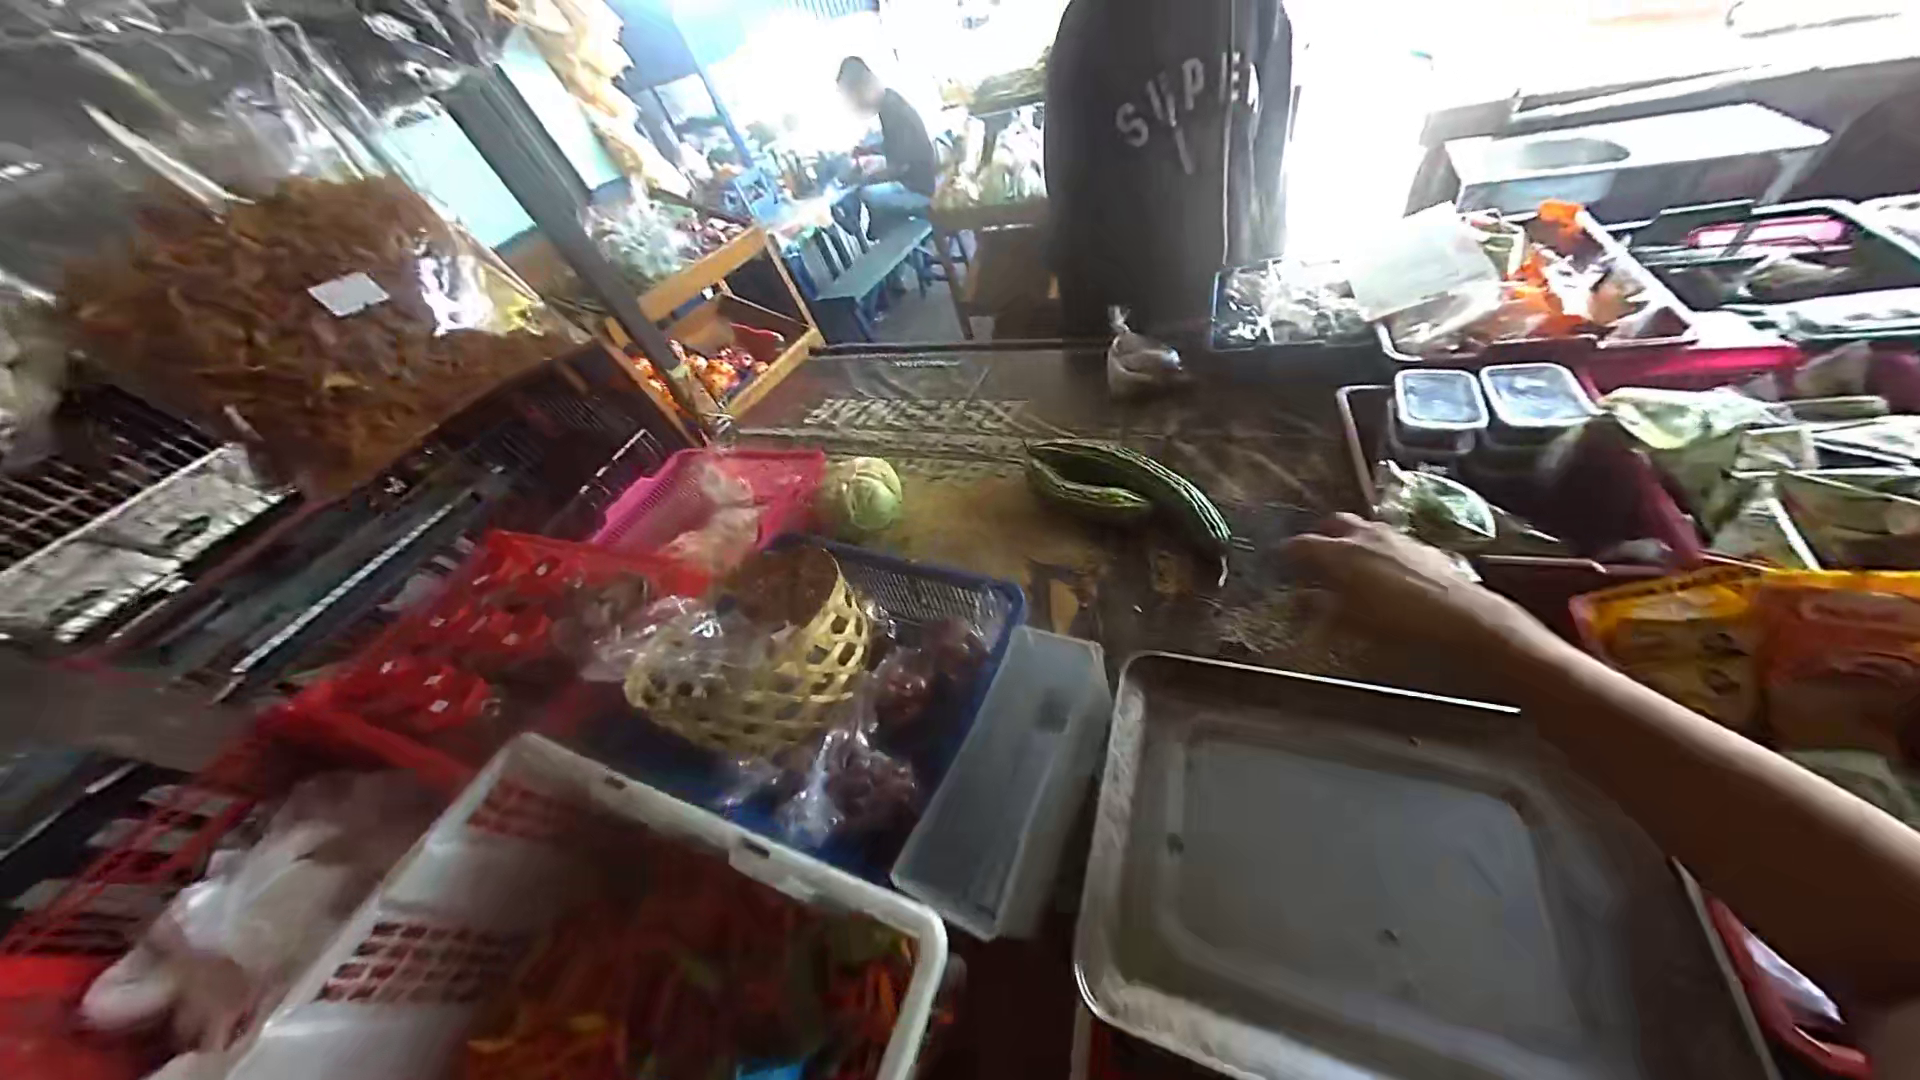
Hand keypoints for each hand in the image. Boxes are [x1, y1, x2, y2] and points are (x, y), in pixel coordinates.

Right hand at [1282, 514, 1551, 657]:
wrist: (1462, 618)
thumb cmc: (1395, 621)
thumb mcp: (1346, 621)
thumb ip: (1317, 605)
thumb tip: (1300, 597)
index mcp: (1337, 552)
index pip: (1300, 544)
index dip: (1287, 552)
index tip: (1280, 560)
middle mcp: (1363, 535)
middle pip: (1333, 523)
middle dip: (1320, 535)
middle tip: (1315, 554)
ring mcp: (1395, 537)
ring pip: (1363, 528)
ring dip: (1351, 539)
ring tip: (1349, 561)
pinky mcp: (1422, 545)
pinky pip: (1391, 540)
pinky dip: (1379, 549)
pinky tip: (1384, 571)